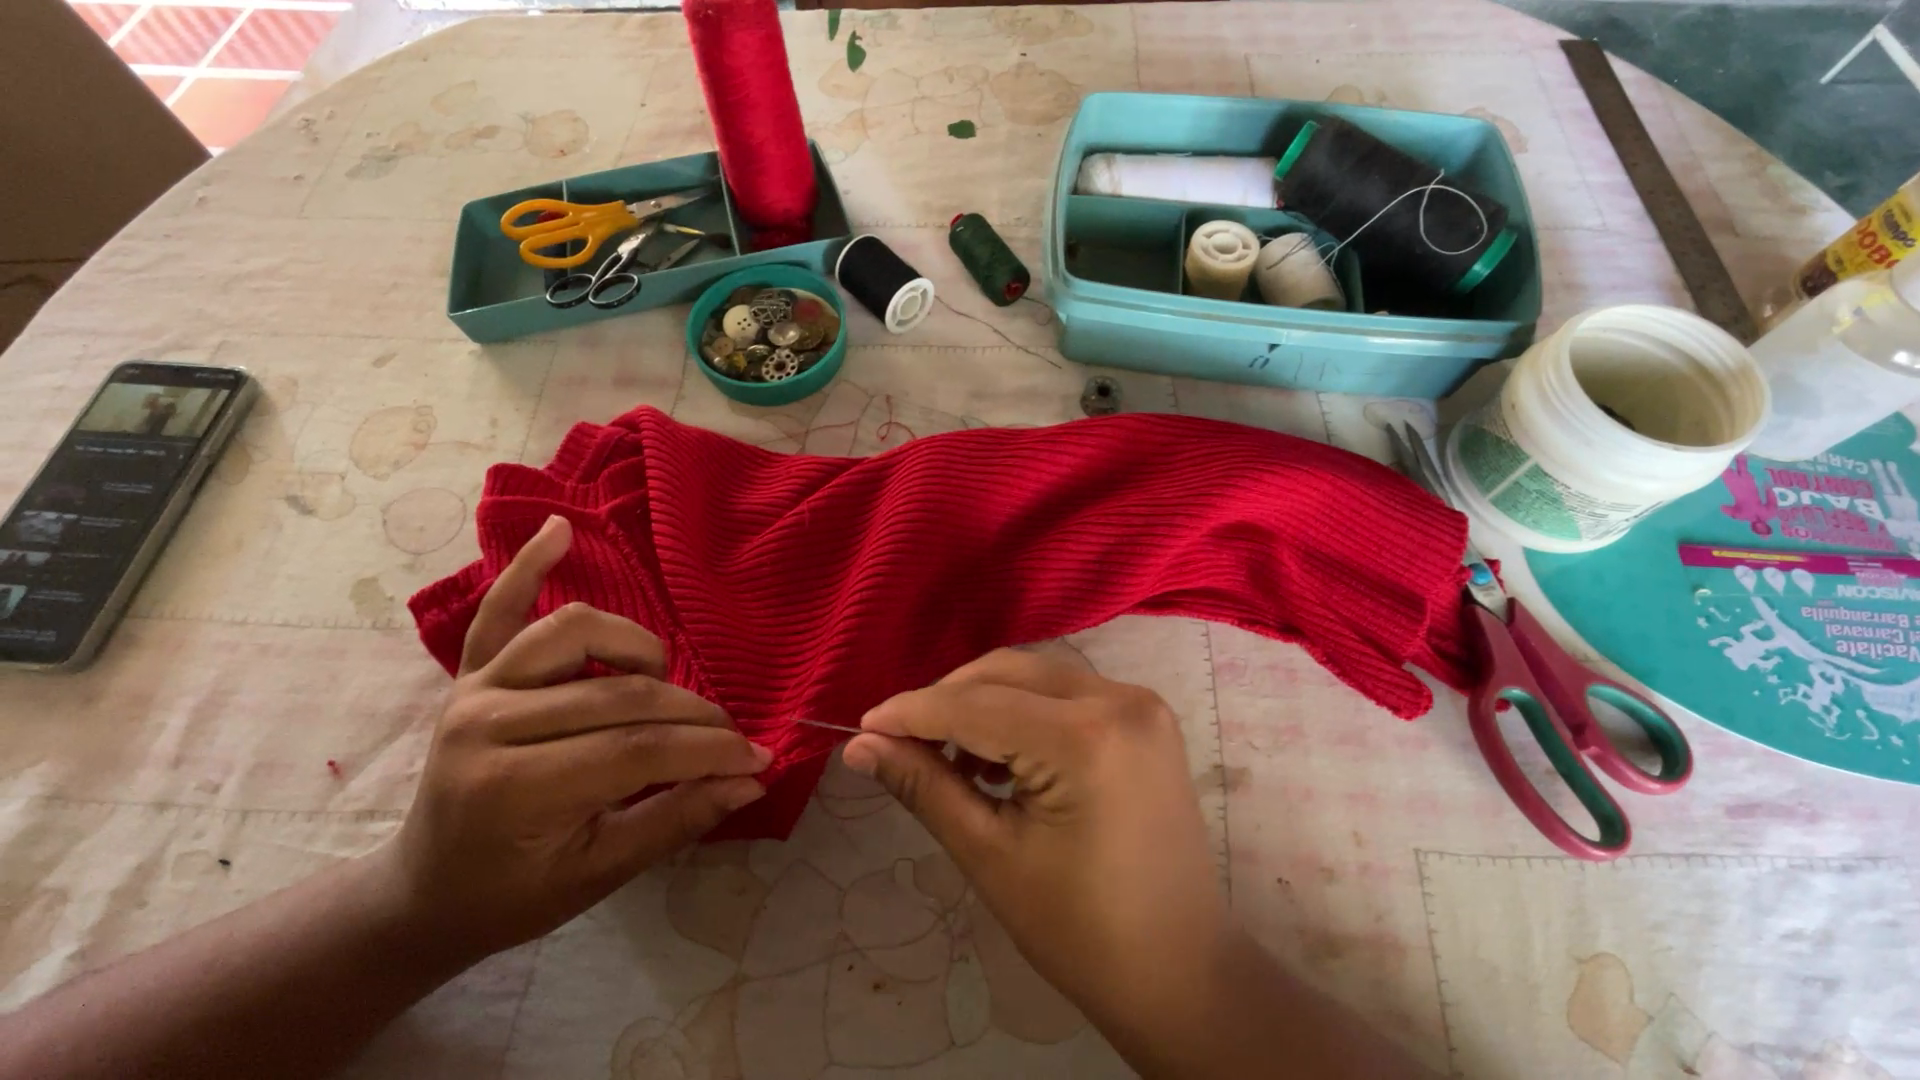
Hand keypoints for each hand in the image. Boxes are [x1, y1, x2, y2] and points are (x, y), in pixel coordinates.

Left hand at [373, 515, 768, 959]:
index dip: (709, 750)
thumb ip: (675, 819)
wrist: (426, 892)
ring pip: (577, 633)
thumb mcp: (598, 874)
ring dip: (638, 650)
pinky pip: (500, 609)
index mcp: (516, 785)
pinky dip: (527, 567)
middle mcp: (489, 723)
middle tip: (732, 737)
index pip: (637, 749)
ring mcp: (475, 689)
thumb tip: (749, 780)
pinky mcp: (469, 674)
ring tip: (662, 683)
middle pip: (620, 695)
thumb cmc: (514, 896)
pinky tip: (562, 531)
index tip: (759, 756)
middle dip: (693, 714)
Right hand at [840, 647, 1231, 1073]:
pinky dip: (1024, 711)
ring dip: (984, 702)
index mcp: (1084, 737)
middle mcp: (1119, 699)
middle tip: (898, 742)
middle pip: (1006, 673)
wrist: (1179, 967)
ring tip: (947, 758)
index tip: (861, 727)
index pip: (974, 705)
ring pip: (1036, 676)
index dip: (911, 713)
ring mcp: (1141, 704)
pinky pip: (1067, 693)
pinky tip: (997, 756)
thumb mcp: (989, 854)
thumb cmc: (1080, 929)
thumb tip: (861, 745)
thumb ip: (924, 785)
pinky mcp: (1147, 719)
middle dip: (946, 701)